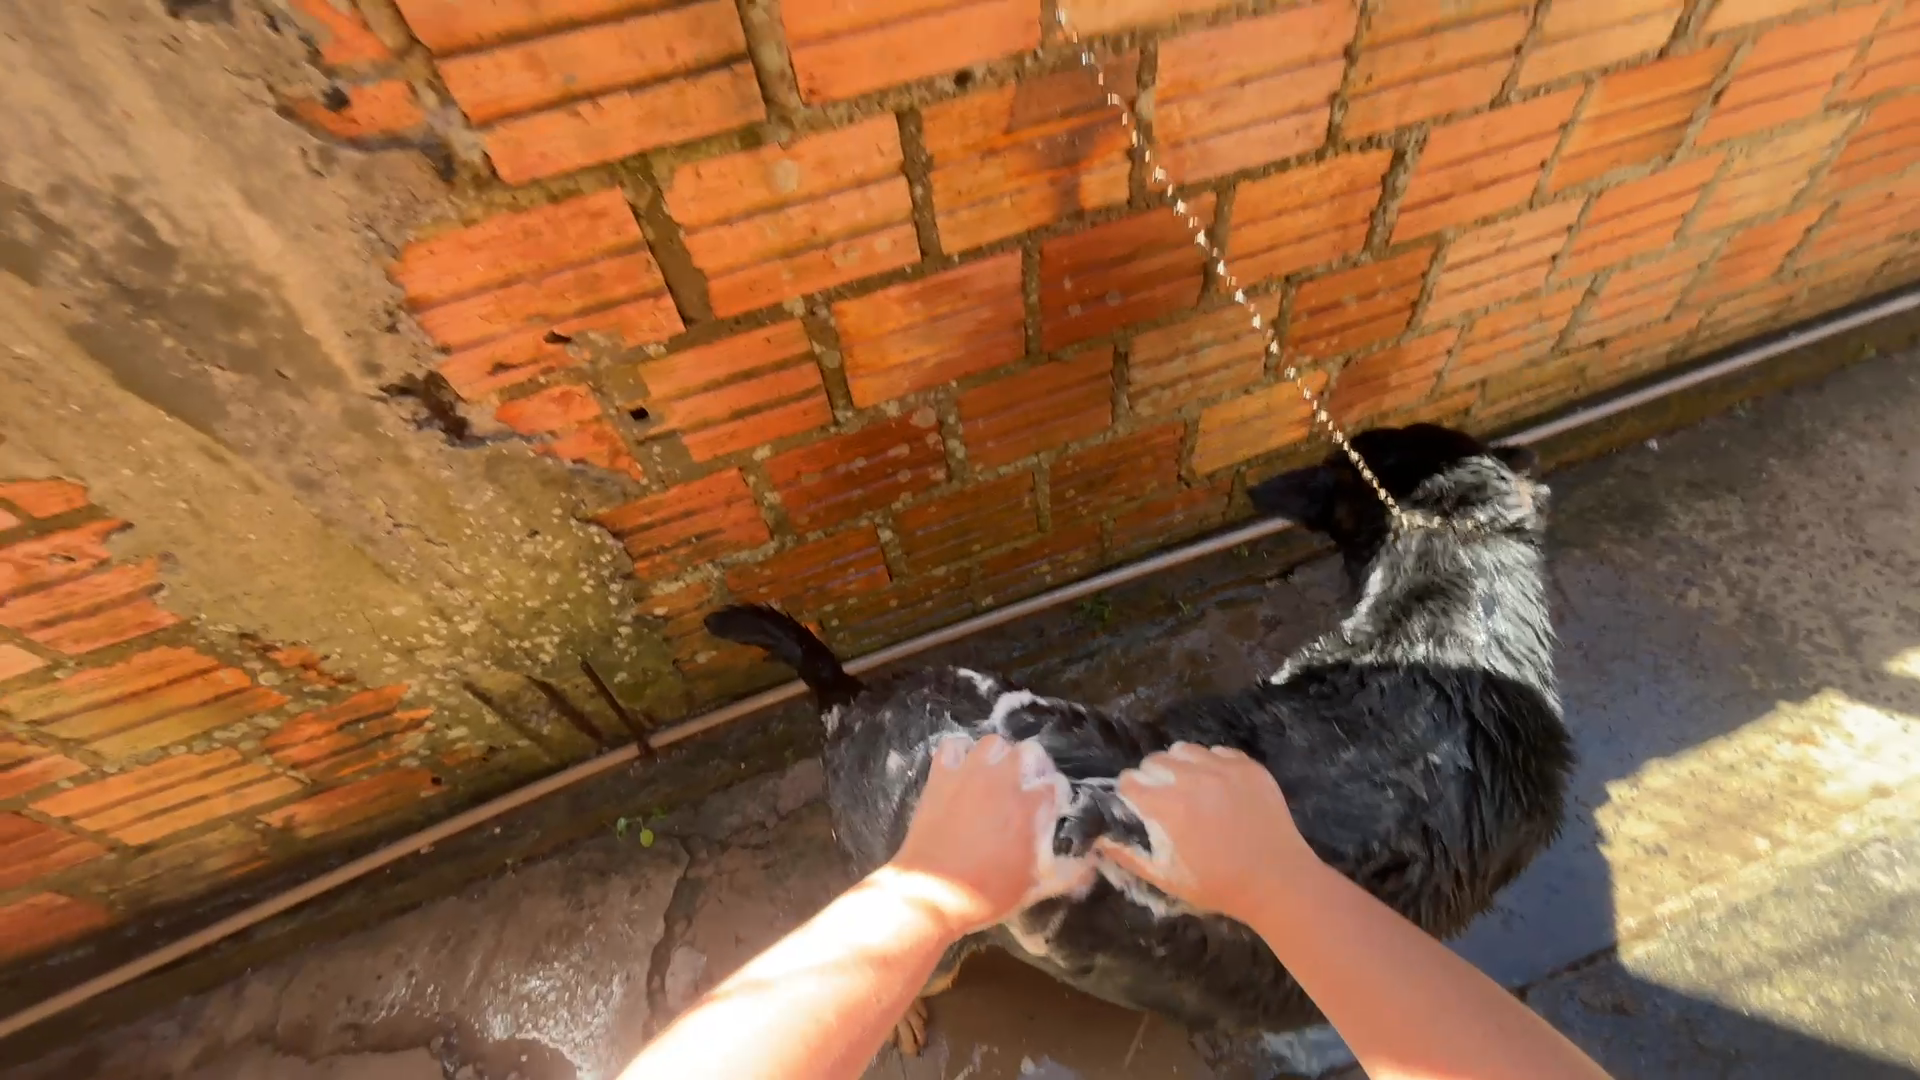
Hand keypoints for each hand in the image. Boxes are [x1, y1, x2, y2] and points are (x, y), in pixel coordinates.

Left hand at [880, 733, 1085, 935]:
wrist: (931, 894)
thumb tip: (1091, 864)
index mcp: (1029, 807)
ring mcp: (969, 773)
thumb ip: (1067, 873)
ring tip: (996, 773)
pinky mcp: (941, 774)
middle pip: (1030, 751)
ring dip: (1000, 755)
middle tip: (1028, 784)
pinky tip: (963, 768)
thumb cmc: (986, 893)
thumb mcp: (1033, 889)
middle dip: (1035, 765)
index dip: (1057, 795)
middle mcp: (1002, 781)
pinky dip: (960, 751)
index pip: (1056, 785)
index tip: (1052, 807)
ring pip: (993, 742)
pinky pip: (953, 744)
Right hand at [1093, 742, 1316, 924]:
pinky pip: (1218, 752)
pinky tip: (1219, 787)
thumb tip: (1099, 839)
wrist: (1279, 882)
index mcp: (1167, 805)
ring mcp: (1222, 768)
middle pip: (1154, 760)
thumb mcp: (1166, 879)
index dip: (1130, 793)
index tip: (1138, 805)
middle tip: (1166, 798)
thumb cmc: (1218, 884)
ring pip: (1185, 750)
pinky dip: (1213, 764)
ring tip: (1191, 786)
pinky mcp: (1248, 766)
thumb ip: (1128, 855)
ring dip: (1181, 765)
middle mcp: (1191, 778)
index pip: (1129, 780)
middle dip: (1153, 776)